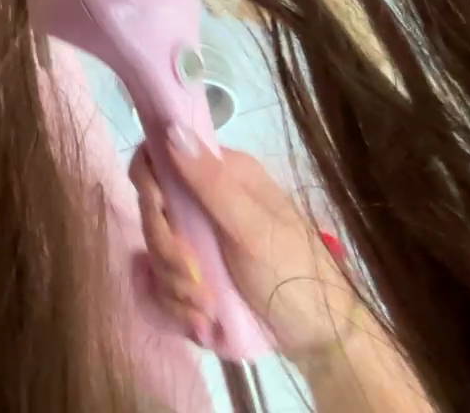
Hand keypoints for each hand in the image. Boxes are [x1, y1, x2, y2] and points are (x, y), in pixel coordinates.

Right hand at [137, 138, 369, 359]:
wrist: (320, 342)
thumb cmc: (295, 276)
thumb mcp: (253, 229)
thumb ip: (209, 181)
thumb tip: (170, 128)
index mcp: (222, 174)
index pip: (159, 156)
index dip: (148, 181)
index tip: (159, 210)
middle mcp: (205, 198)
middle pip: (152, 207)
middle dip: (166, 246)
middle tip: (193, 275)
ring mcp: (198, 236)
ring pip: (154, 245)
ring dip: (173, 280)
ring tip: (205, 305)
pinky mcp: (195, 269)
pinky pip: (162, 276)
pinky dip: (177, 299)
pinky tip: (202, 316)